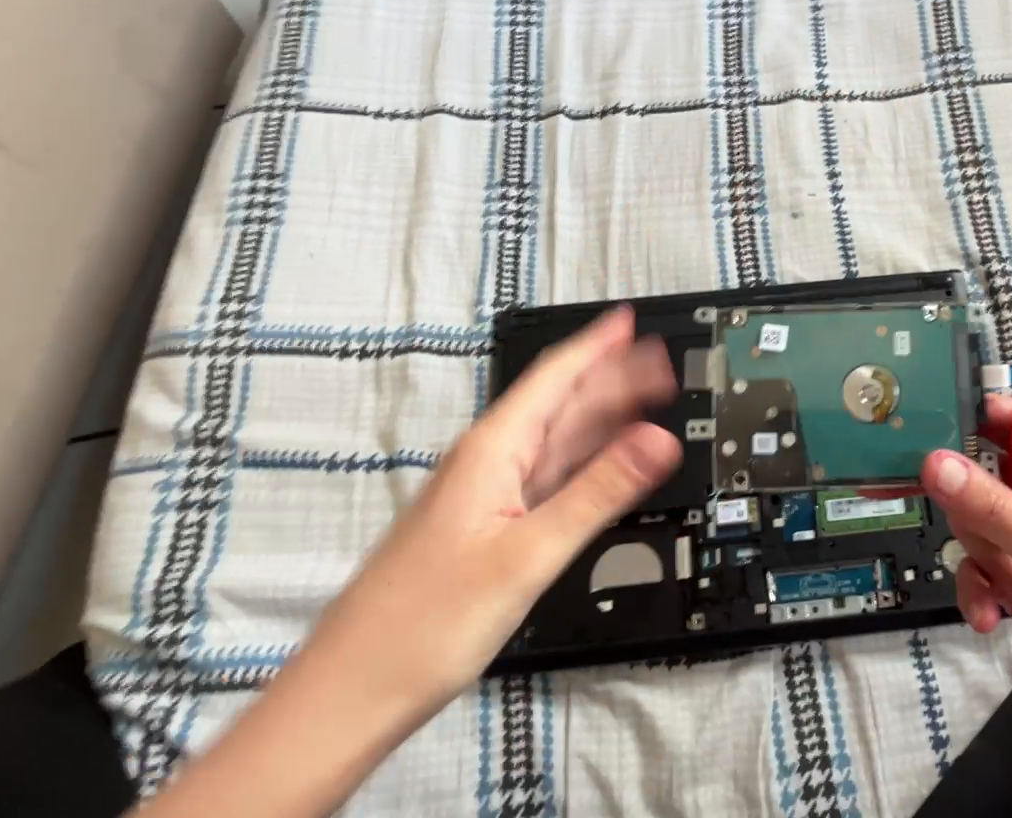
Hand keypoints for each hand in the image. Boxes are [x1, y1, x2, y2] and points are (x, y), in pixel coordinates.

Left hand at [327, 305, 681, 701]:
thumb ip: (598, 493)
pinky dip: (583, 461)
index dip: (595, 347)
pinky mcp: (490, 526)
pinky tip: (602, 459)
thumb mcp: (527, 555)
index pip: (554, 379)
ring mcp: (488, 495)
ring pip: (556, 440)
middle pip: (560, 404)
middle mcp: (488, 463)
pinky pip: (546, 477)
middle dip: (610, 377)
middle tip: (657, 359)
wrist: (354, 690)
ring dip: (601, 416)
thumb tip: (657, 441)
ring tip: (642, 396)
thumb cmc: (422, 626)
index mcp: (492, 452)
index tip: (628, 322)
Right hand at [921, 394, 1011, 765]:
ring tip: (1011, 593)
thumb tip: (935, 462)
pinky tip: (994, 618)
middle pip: (985, 475)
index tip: (933, 442)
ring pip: (974, 525)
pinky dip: (979, 591)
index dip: (977, 426)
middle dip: (978, 515)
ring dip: (981, 562)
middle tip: (997, 546)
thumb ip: (995, 509)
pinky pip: (977, 567)